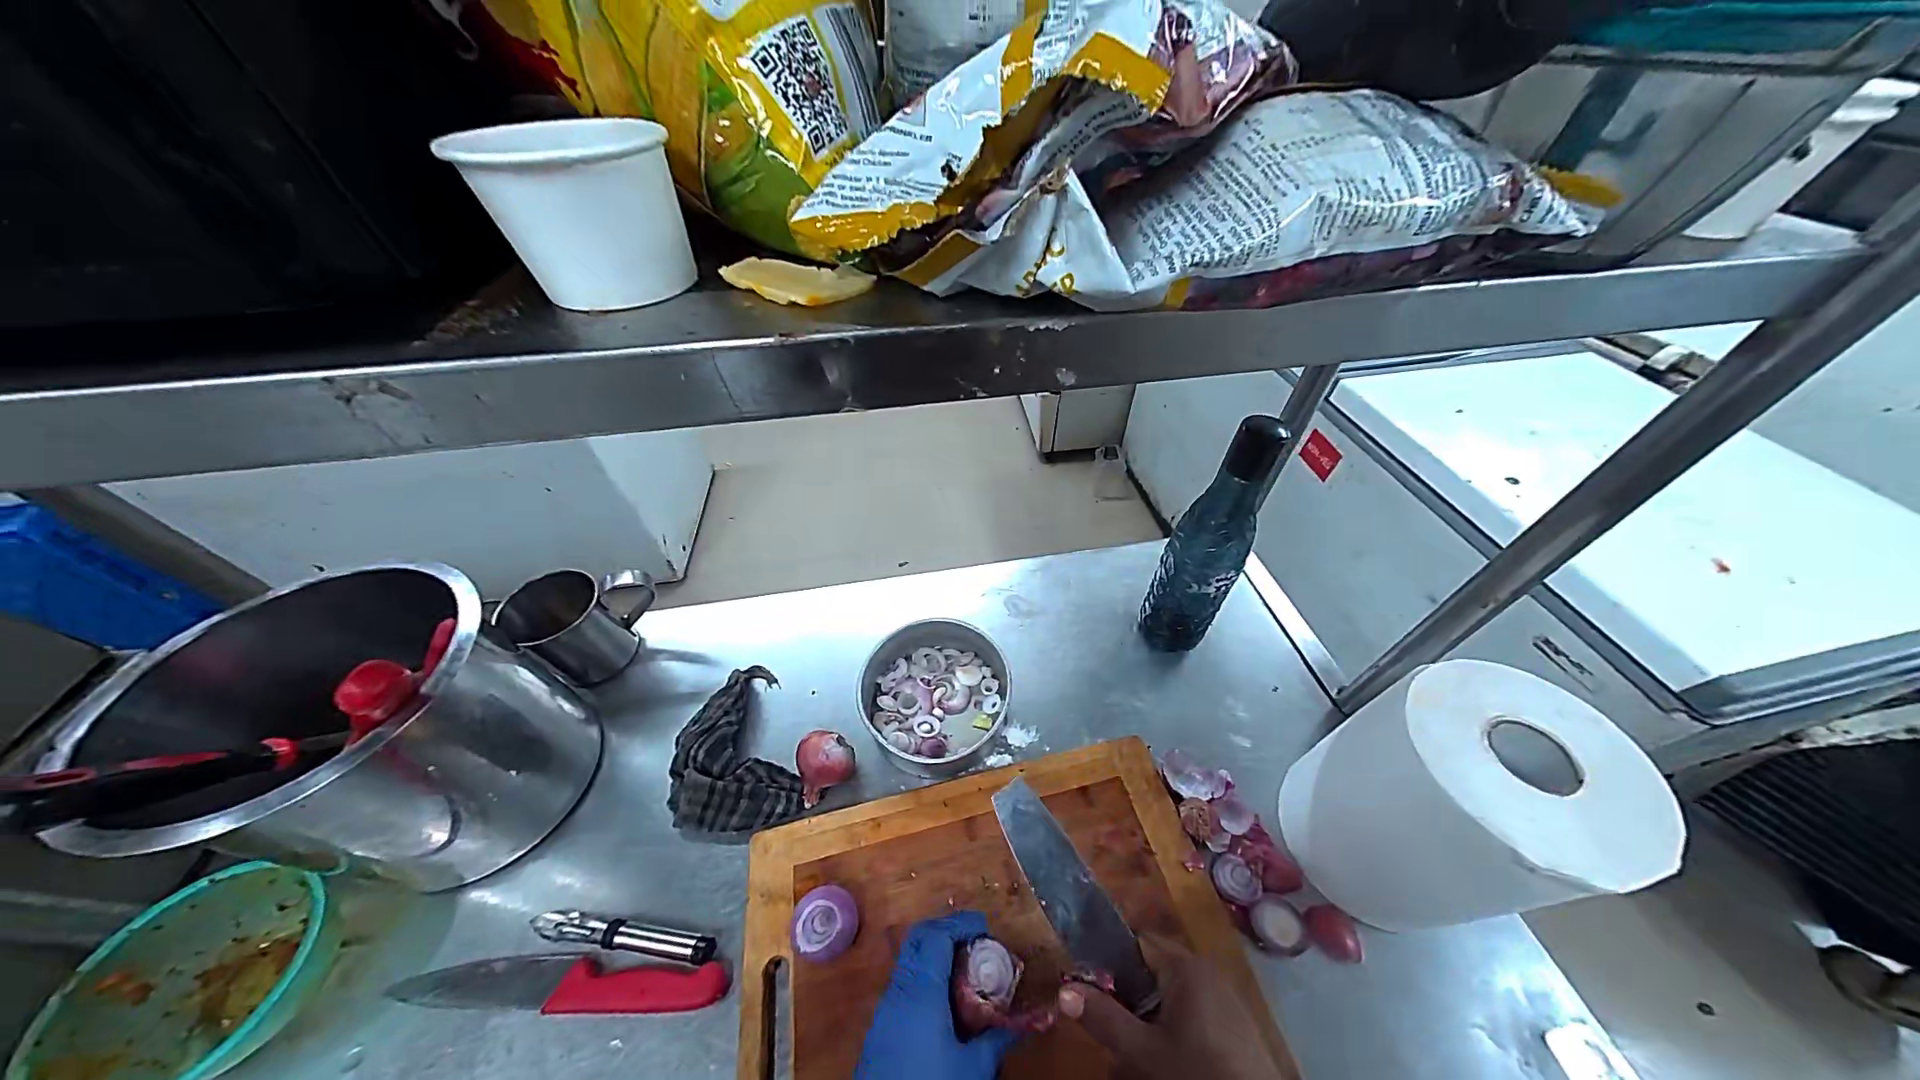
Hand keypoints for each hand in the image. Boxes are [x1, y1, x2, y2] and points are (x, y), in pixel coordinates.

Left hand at [854, 912, 1021, 1079]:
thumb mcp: (972, 1069)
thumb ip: (996, 1041)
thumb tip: (1022, 1025)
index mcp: (922, 990)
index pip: (937, 934)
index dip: (961, 923)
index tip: (985, 927)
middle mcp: (900, 987)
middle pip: (919, 937)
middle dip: (947, 928)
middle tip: (976, 939)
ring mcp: (887, 1003)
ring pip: (910, 956)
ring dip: (935, 949)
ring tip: (965, 965)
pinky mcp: (882, 1021)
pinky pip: (905, 978)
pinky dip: (925, 970)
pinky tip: (945, 993)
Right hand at [1056, 935, 1286, 1079]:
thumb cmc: (1200, 1075)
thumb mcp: (1145, 1054)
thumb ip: (1104, 1019)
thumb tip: (1063, 990)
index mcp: (1184, 965)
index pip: (1135, 940)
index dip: (1108, 958)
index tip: (1088, 983)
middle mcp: (1205, 969)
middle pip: (1151, 968)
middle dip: (1126, 996)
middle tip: (1110, 1028)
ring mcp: (1223, 996)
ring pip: (1170, 994)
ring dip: (1148, 1017)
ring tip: (1134, 1052)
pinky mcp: (1234, 1024)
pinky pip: (1191, 1012)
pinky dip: (1172, 1029)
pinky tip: (1165, 1059)